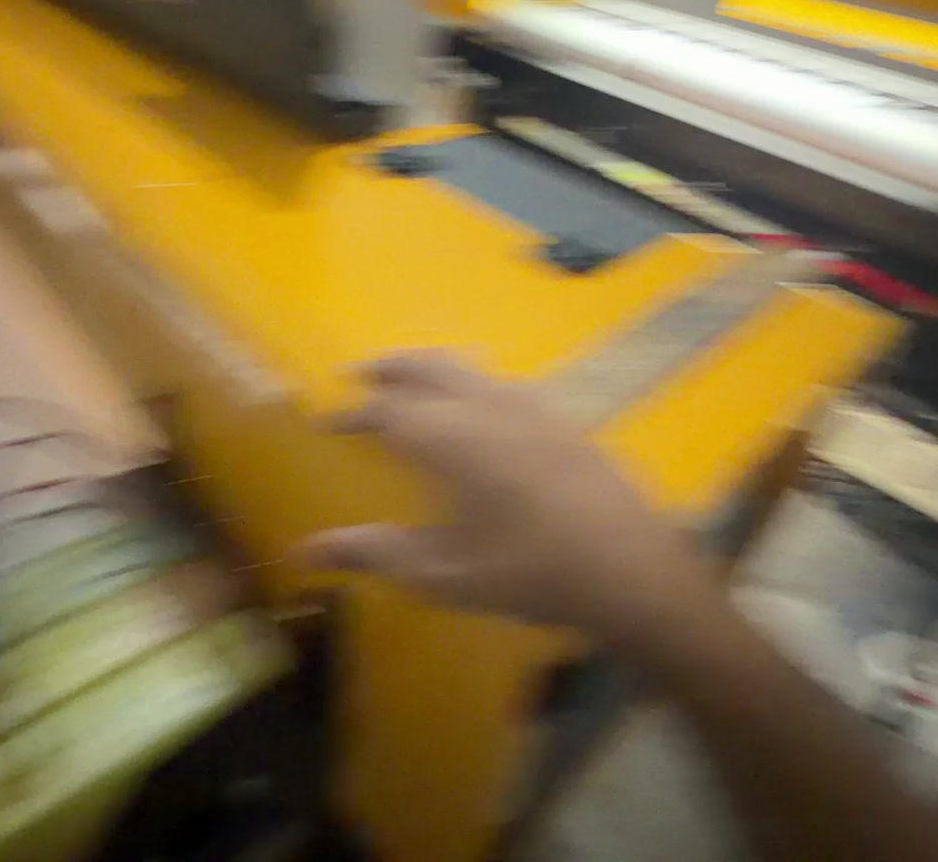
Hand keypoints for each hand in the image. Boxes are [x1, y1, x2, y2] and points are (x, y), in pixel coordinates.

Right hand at [301, 351, 721, 643]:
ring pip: (468, 366)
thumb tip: (307, 550)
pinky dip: (471, 381)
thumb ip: (375, 552)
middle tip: (361, 376)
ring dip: (431, 368)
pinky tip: (479, 410)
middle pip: (427, 365)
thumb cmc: (529, 573)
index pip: (386, 409)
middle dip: (390, 367)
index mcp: (451, 438)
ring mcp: (530, 406)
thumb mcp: (443, 573)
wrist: (631, 568)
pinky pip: (502, 382)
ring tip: (412, 385)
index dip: (352, 412)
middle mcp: (486, 406)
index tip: (327, 420)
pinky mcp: (561, 417)